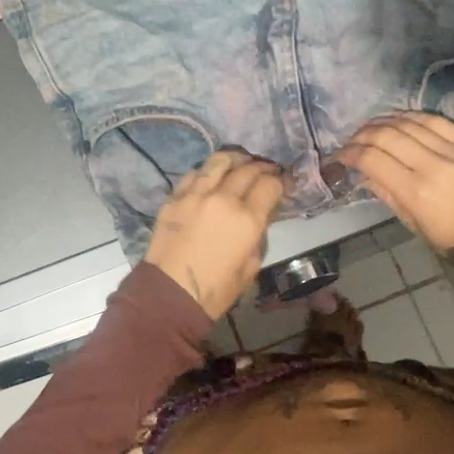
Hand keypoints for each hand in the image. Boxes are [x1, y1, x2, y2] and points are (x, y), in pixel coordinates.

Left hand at [144, 149, 285, 318]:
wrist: (169, 294)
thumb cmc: (216, 290)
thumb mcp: (251, 266)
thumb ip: (259, 234)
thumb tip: (260, 215)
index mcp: (247, 219)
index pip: (270, 184)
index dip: (282, 181)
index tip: (284, 182)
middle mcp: (223, 199)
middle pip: (248, 168)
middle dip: (263, 167)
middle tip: (267, 171)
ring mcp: (195, 194)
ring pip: (220, 161)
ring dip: (236, 159)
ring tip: (241, 163)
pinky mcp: (174, 197)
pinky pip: (194, 173)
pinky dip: (208, 171)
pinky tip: (212, 177)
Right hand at [336, 112, 453, 251]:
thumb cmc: (453, 241)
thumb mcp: (413, 225)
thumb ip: (386, 194)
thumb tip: (363, 173)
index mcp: (416, 192)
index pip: (371, 159)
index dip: (349, 154)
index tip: (340, 156)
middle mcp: (433, 165)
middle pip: (386, 136)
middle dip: (362, 135)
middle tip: (352, 141)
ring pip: (409, 123)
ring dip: (384, 122)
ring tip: (371, 128)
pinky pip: (435, 120)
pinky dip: (412, 117)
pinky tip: (400, 120)